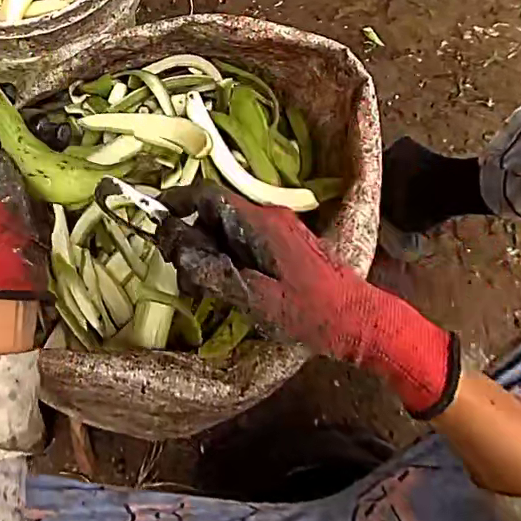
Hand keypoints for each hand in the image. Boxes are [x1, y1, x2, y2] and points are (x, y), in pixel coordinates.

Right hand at [158, 183, 460, 418]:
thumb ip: (212, 270)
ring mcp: (276, 230)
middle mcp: (266, 217)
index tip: (153, 215)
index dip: (176, 200)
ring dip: (206, 252)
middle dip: (189, 238)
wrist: (367, 325)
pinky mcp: (281, 245)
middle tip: (179, 272)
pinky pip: (241, 241)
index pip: (208, 195)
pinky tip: (221, 286)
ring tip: (199, 288)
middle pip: (212, 214)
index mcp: (259, 222)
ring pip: (225, 229)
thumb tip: (174, 246)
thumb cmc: (312, 313)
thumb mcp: (255, 297)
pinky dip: (224, 257)